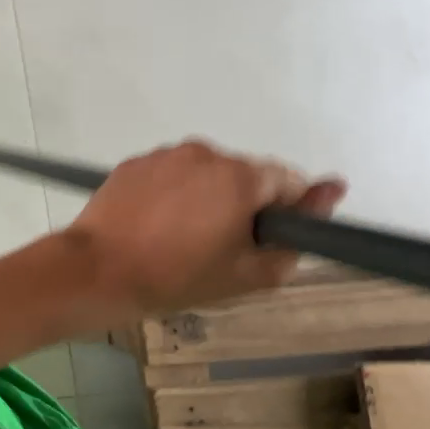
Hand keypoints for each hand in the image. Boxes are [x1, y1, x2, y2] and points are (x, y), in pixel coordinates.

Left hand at [65, 140, 346, 316]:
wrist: (99, 269)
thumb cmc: (180, 274)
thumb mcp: (255, 270)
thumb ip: (300, 231)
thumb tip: (330, 190)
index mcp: (237, 175)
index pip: (287, 181)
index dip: (286, 211)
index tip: (265, 238)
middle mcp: (200, 154)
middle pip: (243, 174)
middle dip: (245, 203)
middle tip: (224, 243)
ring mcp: (160, 156)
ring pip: (204, 173)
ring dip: (208, 196)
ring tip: (187, 235)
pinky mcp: (130, 165)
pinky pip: (169, 175)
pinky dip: (174, 193)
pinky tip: (160, 224)